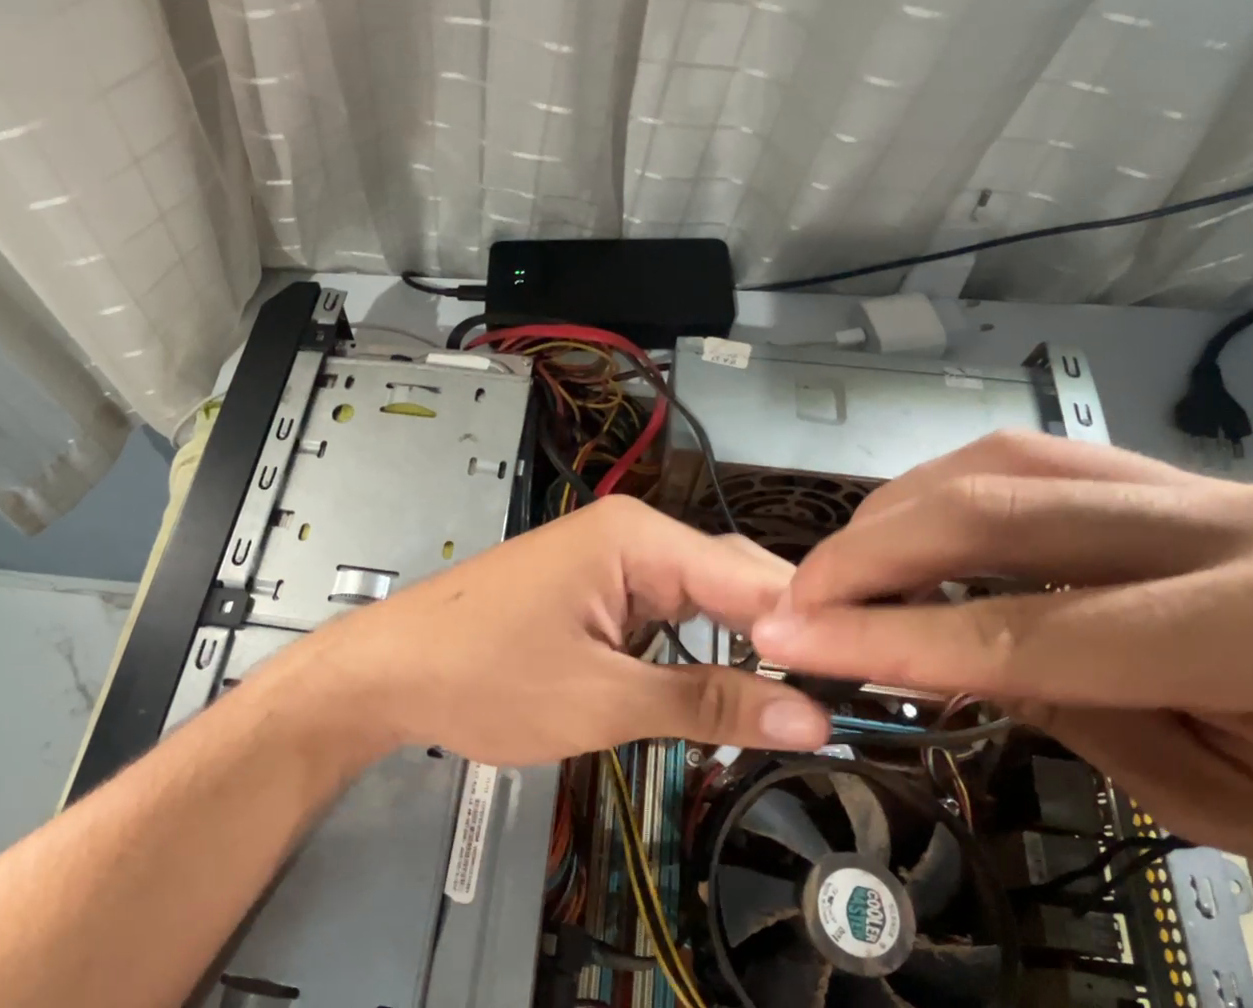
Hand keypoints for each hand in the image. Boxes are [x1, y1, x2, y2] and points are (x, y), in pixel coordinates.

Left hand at [251, 495, 832, 766]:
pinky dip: (695, 653)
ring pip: (701, 602)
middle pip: (733, 583)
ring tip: (794, 706)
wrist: (387, 673)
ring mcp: (609, 561)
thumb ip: (709, 705)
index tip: (865, 690)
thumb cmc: (483, 677)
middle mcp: (632, 535)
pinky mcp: (592, 590)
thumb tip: (811, 718)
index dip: (813, 633)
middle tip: (837, 709)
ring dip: (740, 652)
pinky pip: (665, 615)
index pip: (756, 578)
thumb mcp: (604, 700)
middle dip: (781, 642)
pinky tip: (724, 691)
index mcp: (641, 538)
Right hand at [748, 431, 1252, 918]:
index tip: (788, 640)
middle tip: (793, 595)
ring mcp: (1232, 482)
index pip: (1029, 629)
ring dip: (904, 506)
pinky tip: (920, 530)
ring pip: (1017, 459)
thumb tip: (943, 658)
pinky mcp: (1211, 475)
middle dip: (872, 550)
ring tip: (845, 562)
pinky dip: (959, 491)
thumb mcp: (1234, 809)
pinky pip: (1053, 461)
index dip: (889, 635)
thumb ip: (1078, 715)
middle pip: (1003, 507)